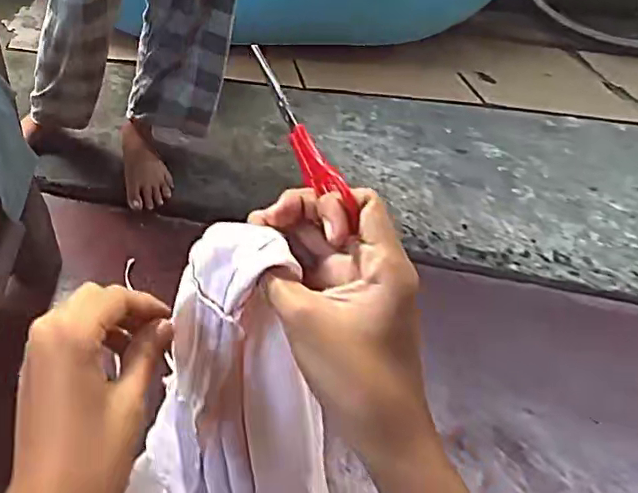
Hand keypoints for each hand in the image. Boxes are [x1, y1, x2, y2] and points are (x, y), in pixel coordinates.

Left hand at [8, 283, 174, 492]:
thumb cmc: (91, 458)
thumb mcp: (129, 403)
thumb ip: (146, 353)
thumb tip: (163, 326)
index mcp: (69, 331)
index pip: (113, 297)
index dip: (145, 303)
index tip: (169, 317)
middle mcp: (46, 328)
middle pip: (93, 297)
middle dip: (126, 309)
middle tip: (156, 330)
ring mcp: (34, 347)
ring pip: (77, 311)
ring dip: (108, 321)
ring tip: (138, 347)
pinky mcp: (31, 366)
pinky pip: (63, 331)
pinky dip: (88, 334)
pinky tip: (111, 360)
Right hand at [251, 188, 462, 492]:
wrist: (384, 438)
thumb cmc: (355, 376)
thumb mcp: (305, 316)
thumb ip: (274, 273)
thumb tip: (254, 245)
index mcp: (382, 262)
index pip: (362, 202)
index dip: (331, 199)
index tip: (306, 220)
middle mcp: (371, 265)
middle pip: (334, 215)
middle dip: (297, 211)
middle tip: (265, 221)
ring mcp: (355, 284)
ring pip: (319, 239)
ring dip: (288, 233)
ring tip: (256, 235)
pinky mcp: (341, 302)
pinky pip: (314, 265)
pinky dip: (290, 258)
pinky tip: (264, 259)